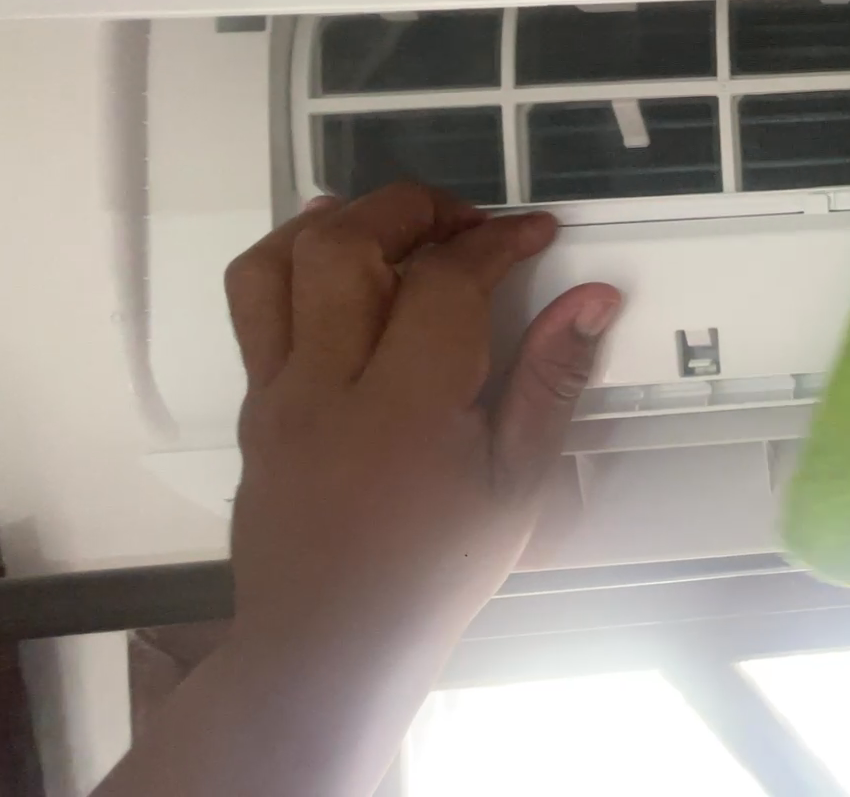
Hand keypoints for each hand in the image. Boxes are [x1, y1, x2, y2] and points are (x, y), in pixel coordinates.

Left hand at [221, 183, 621, 647]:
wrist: (332, 640)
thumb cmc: (443, 563)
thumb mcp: (523, 478)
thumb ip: (554, 380)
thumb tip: (595, 299)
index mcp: (403, 406)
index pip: (443, 284)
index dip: (498, 240)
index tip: (539, 231)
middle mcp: (322, 386)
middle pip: (344, 249)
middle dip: (415, 209)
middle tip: (475, 220)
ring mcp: (274, 393)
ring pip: (275, 264)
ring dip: (344, 220)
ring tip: (405, 224)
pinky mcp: (254, 405)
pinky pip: (256, 305)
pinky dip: (299, 256)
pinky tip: (345, 256)